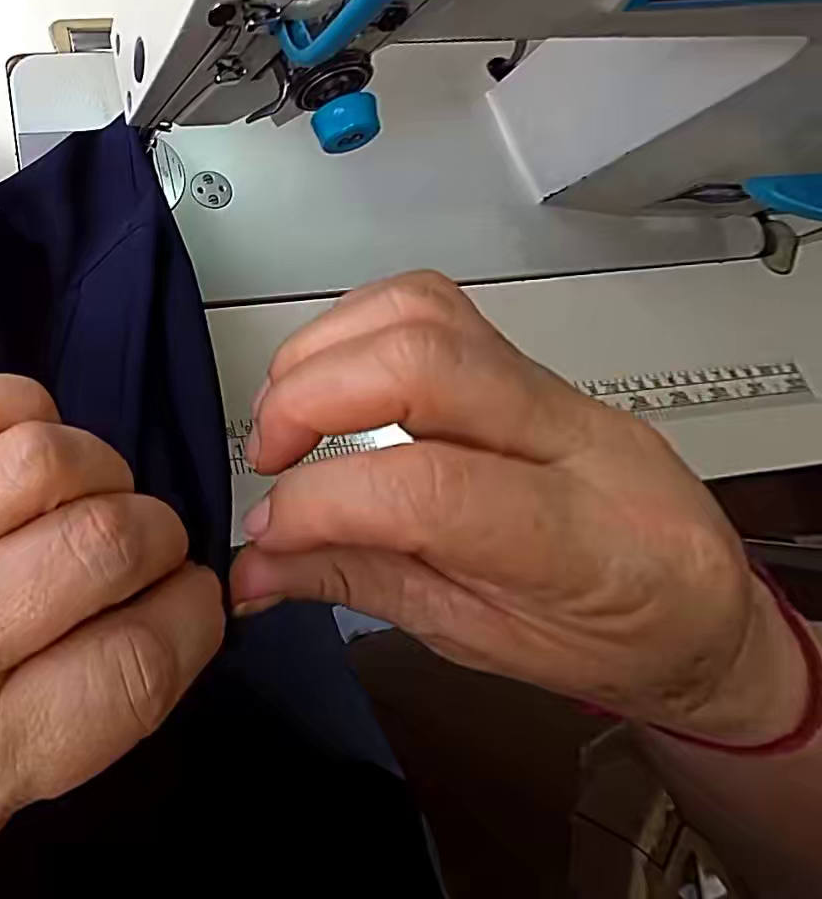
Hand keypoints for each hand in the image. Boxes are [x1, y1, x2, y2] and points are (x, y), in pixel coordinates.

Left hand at [0, 375, 223, 847]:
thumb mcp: (25, 773)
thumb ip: (119, 697)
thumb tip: (186, 588)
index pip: (135, 664)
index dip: (191, 616)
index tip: (188, 597)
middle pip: (97, 545)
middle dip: (156, 536)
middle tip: (144, 545)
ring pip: (42, 460)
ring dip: (102, 468)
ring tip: (94, 495)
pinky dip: (24, 408)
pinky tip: (31, 452)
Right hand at [231, 271, 809, 744]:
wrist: (688, 603)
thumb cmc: (595, 636)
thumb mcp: (464, 634)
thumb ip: (345, 584)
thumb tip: (250, 568)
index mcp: (587, 544)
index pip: (425, 489)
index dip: (314, 503)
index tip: (268, 528)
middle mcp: (578, 440)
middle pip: (419, 365)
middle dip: (302, 402)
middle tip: (267, 456)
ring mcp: (550, 384)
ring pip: (416, 313)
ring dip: (314, 356)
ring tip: (284, 415)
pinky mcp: (516, 357)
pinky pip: (418, 303)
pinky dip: (341, 331)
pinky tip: (320, 382)